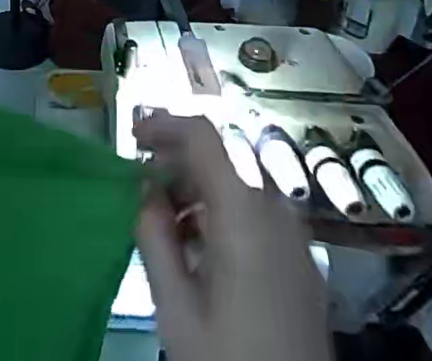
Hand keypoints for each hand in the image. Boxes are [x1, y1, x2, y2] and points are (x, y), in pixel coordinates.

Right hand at [134, 110, 332, 360]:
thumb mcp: (176, 308)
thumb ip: (154, 238)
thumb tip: (143, 189)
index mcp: (244, 211)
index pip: (203, 135)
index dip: (164, 123)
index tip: (131, 136)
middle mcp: (275, 207)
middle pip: (222, 154)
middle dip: (177, 159)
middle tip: (141, 185)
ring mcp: (294, 231)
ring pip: (239, 180)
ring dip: (198, 186)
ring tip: (165, 220)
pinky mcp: (301, 256)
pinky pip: (257, 208)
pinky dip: (222, 208)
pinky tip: (200, 244)